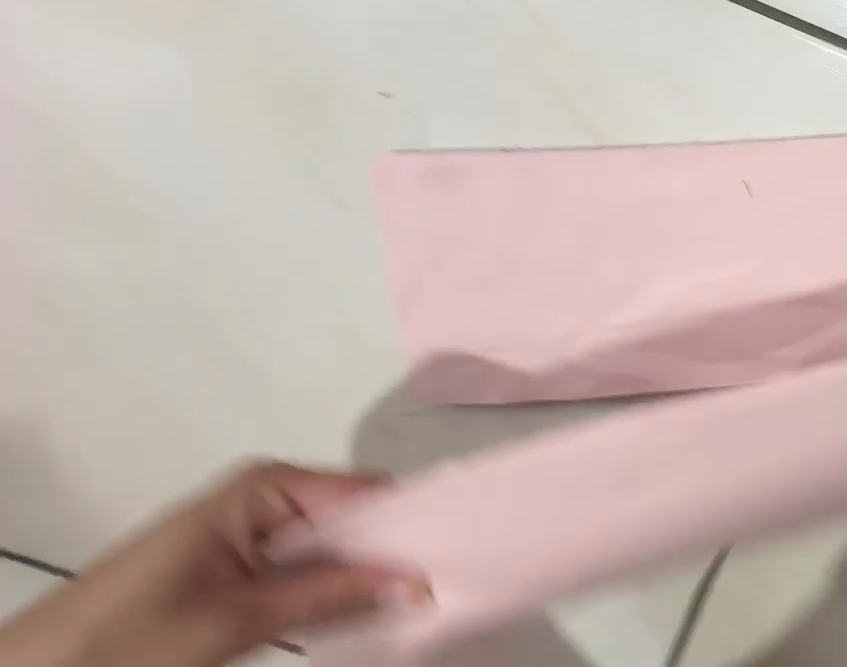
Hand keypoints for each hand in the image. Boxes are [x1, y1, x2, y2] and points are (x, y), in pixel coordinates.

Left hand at [0, 462, 426, 666]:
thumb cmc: (116, 643)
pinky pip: (306, 561)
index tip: (447, 561)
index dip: (407, 526)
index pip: (367, 493)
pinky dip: (331, 586)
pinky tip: (353, 611)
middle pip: (355, 514)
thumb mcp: (230, 623)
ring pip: (335, 541)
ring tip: (403, 603)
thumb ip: (330, 598)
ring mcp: (252, 524)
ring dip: (362, 573)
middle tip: (428, 591)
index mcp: (267, 486)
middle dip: (388, 551)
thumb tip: (421, 583)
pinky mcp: (239, 557)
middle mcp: (267, 492)